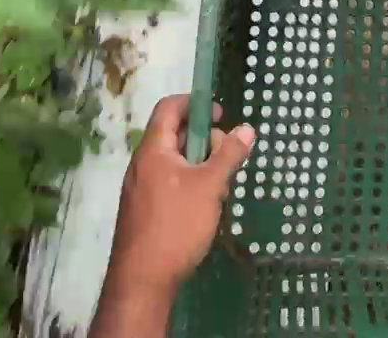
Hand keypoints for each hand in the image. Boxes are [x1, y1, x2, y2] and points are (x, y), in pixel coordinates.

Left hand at [92, 95, 253, 337]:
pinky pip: (169, 182)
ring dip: (200, 163)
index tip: (220, 115)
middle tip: (227, 154)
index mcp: (153, 150)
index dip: (194, 103)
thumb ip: (229, 154)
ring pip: (174, 161)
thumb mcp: (210, 186)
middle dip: (204, 138)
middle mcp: (143, 164)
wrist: (141, 284)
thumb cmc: (175, 225)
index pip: (169, 107)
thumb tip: (246, 128)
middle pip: (174, 133)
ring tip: (221, 184)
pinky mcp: (144, 210)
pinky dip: (189, 182)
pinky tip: (206, 205)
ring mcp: (141, 188)